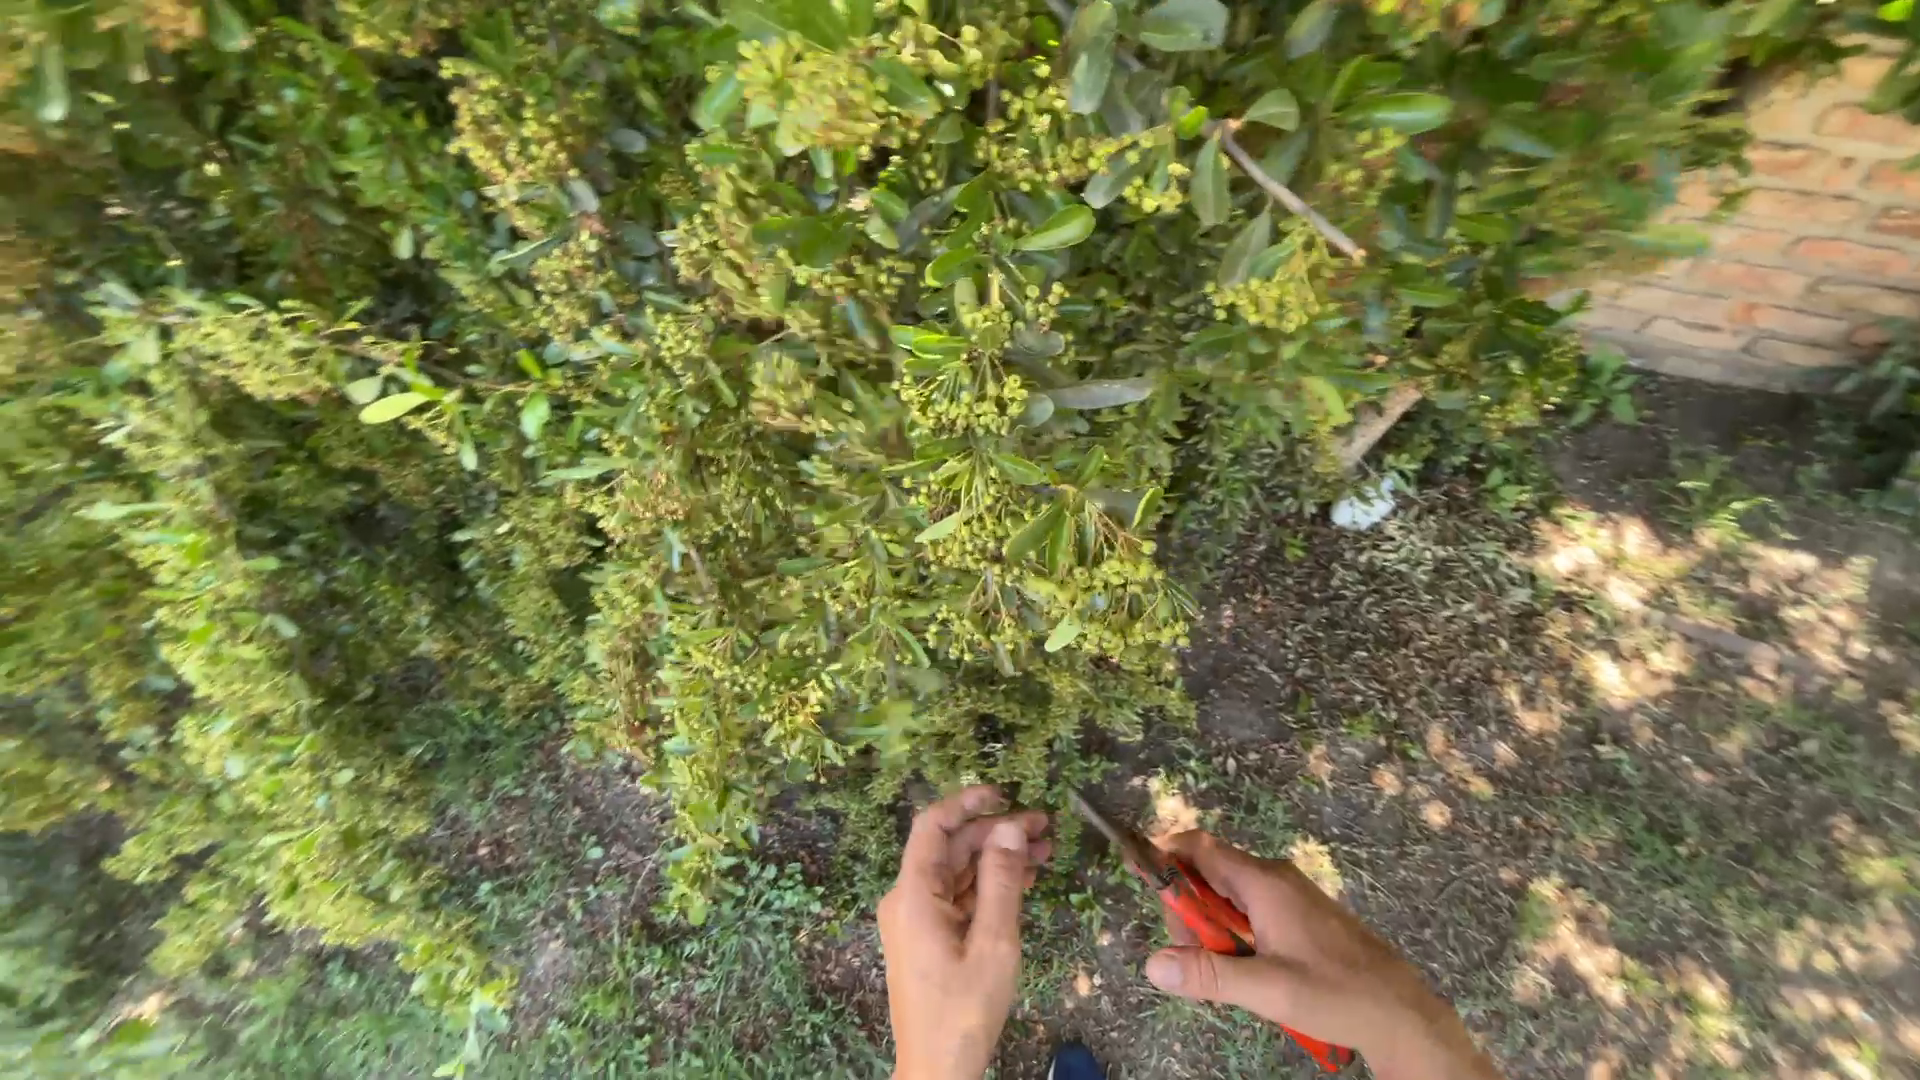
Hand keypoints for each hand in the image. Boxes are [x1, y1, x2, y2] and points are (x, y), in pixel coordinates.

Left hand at [878, 785, 1049, 1079]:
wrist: (936, 1074)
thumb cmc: (963, 1011)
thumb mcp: (993, 944)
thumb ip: (1002, 882)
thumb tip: (1010, 828)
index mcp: (913, 894)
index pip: (932, 826)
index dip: (966, 803)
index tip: (1004, 794)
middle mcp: (908, 898)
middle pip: (951, 849)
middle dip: (996, 833)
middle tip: (1044, 828)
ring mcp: (917, 919)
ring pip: (958, 872)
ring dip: (998, 859)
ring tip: (1045, 851)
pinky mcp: (928, 937)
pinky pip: (958, 898)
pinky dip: (989, 886)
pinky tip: (1025, 881)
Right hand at [1142, 830, 1500, 1079]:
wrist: (1403, 1015)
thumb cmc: (1336, 994)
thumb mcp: (1269, 989)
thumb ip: (1209, 974)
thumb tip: (1152, 962)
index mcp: (1262, 881)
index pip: (1199, 847)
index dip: (1164, 852)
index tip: (1137, 871)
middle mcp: (1272, 877)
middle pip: (1208, 872)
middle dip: (1186, 906)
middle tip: (1187, 953)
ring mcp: (1287, 893)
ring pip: (1227, 893)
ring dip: (1210, 925)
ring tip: (1221, 970)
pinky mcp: (1297, 913)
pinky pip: (1248, 908)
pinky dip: (1232, 931)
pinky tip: (1245, 968)